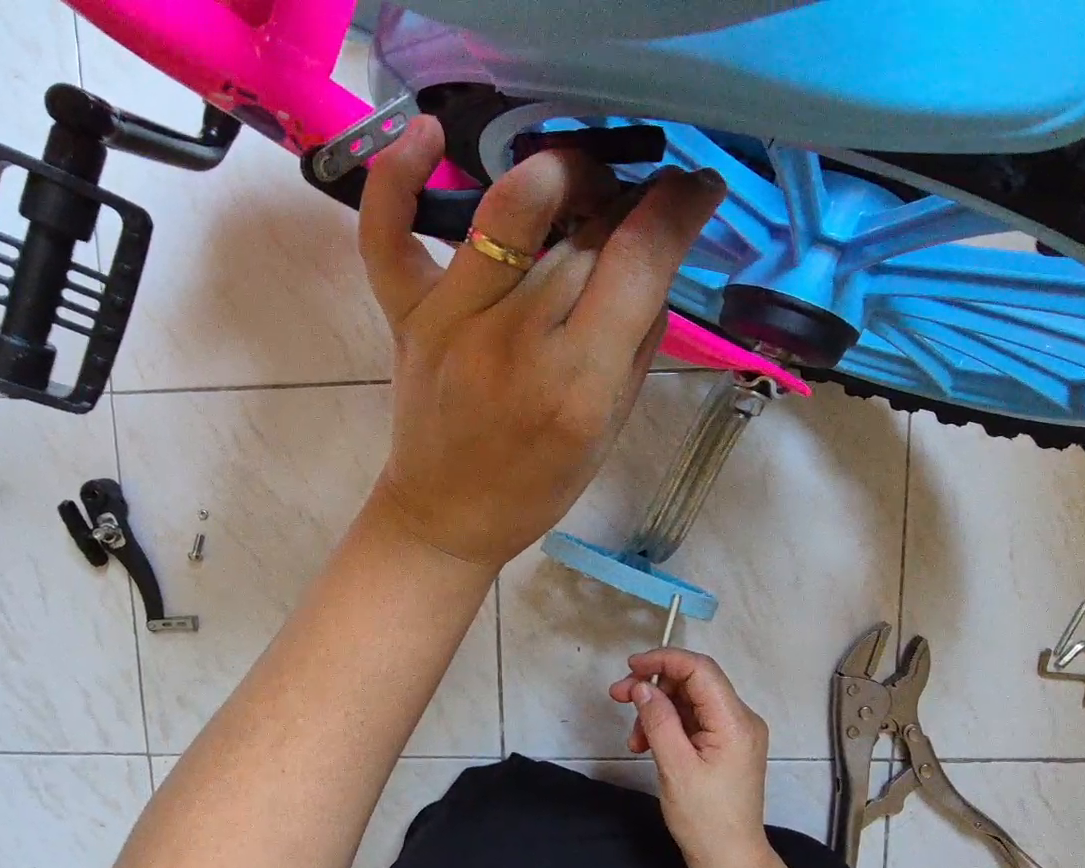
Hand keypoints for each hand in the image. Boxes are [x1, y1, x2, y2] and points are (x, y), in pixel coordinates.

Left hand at [358, 116, 724, 567]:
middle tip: (634, 212)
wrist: (446, 516)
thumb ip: (638, 341)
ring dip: (557, 176)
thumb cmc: (537, 483)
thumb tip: (656, 252)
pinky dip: (398, 179)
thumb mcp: (609, 428)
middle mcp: (514, 341)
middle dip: (624, 206)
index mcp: (576, 383)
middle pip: (585, 234)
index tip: (696, 186)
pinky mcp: (404, 315)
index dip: (678, 206)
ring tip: (574, 184)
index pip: (638, 260)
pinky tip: (428, 134)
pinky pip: (387, 234)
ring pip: (513, 211)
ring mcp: (452, 321)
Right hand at [610, 648, 773, 867]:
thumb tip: (640, 686)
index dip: (663, 660)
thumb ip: (658, 721)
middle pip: (693, 681)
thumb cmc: (704, 819)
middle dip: (654, 685)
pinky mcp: (725, 744)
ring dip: (656, 709)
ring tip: (634, 738)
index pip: (700, 669)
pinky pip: (692, 719)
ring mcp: (734, 732)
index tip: (630, 668)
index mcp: (735, 722)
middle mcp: (741, 719)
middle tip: (617, 697)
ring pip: (688, 700)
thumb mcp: (675, 767)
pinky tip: (646, 745)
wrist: (730, 860)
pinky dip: (667, 725)